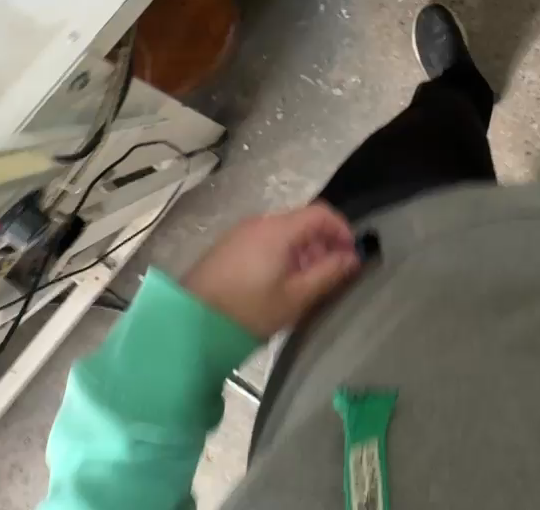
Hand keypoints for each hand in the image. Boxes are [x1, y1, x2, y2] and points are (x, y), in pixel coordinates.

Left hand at [182, 204, 360, 337]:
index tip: (351, 255)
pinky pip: (265, 241)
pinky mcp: (226, 247)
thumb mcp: (296, 298)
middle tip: (330, 273)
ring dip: (302, 251)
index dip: (342, 230)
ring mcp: (240, 233)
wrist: (187, 326)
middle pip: (302, 221)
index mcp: (280, 229)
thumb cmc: (248, 311)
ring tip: (305, 283)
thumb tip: (353, 257)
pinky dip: (281, 254)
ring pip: (283, 232)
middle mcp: (260, 222)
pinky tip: (277, 284)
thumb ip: (329, 273)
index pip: (322, 213)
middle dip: (323, 243)